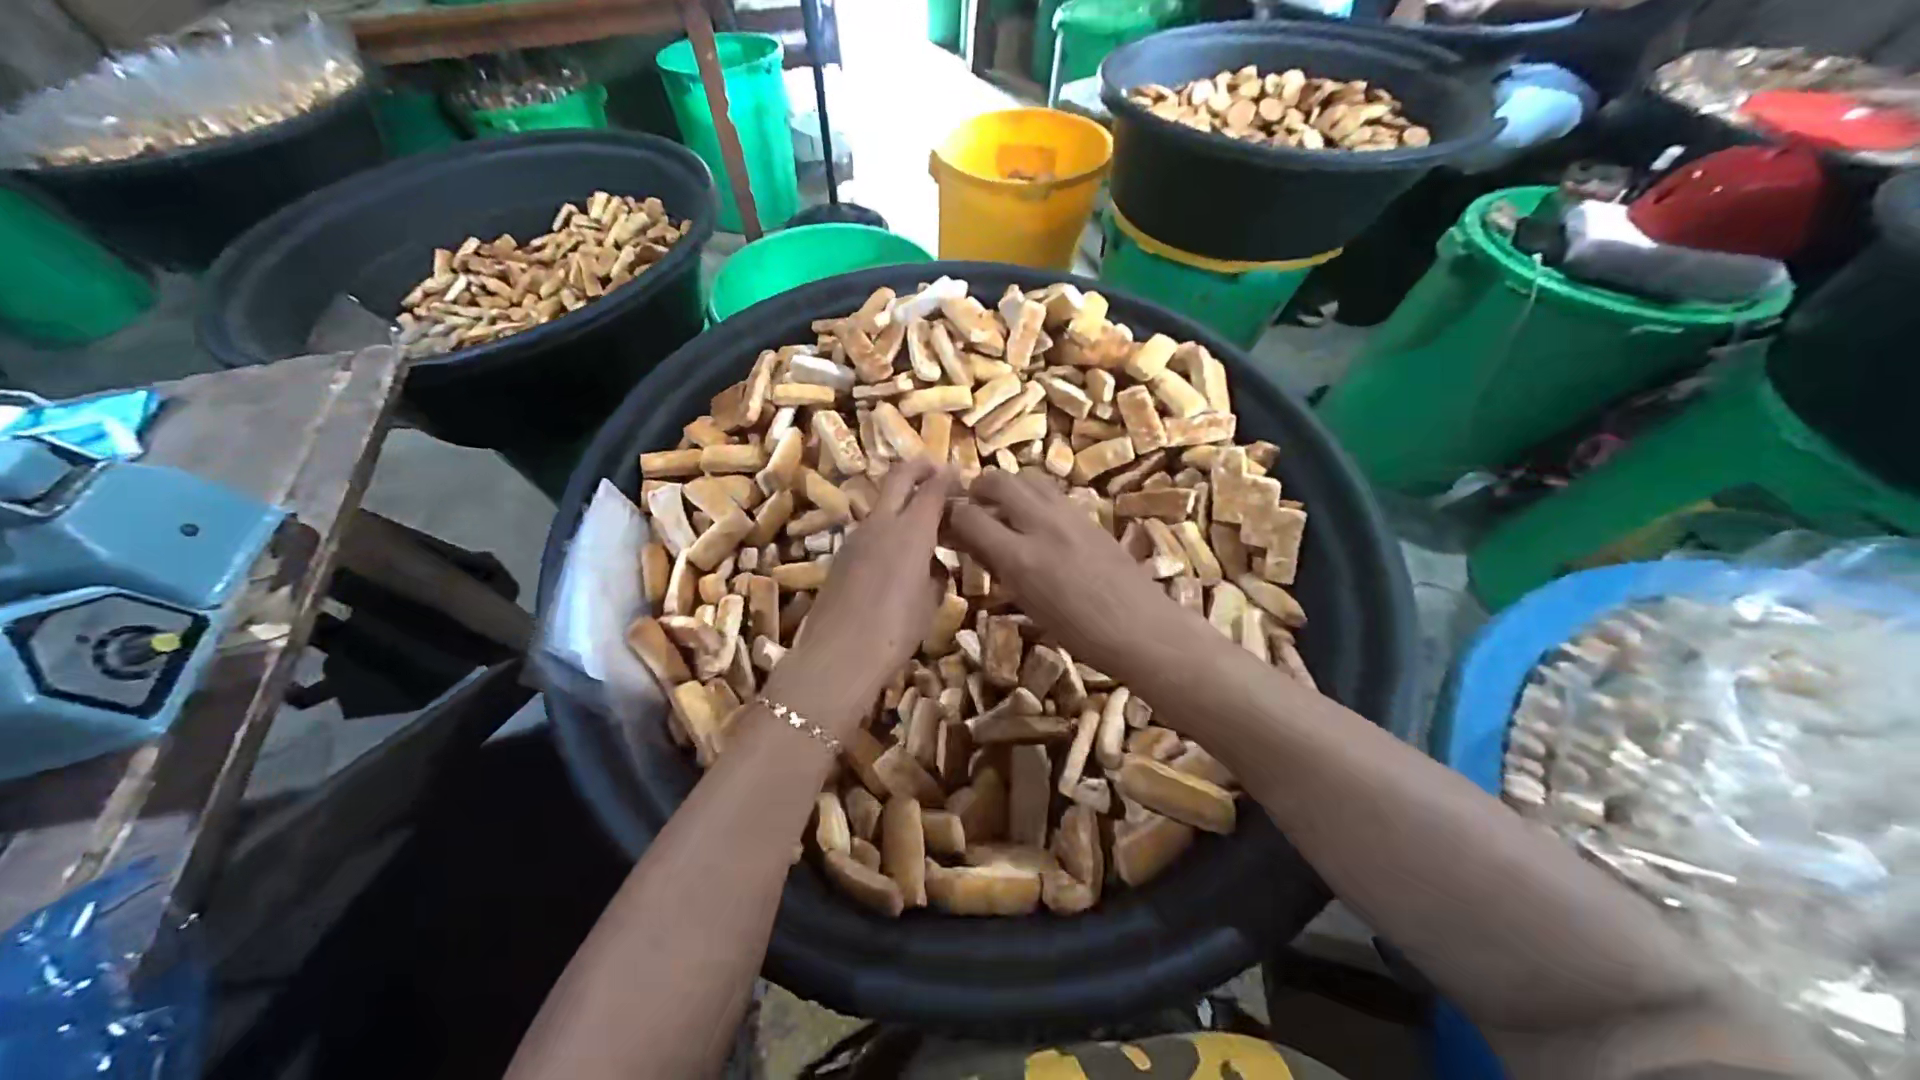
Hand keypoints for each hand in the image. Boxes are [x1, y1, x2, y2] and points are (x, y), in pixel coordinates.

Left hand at [763, 458, 953, 731]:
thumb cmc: (896, 631)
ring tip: (921, 522)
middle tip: (935, 469)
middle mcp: (882, 524)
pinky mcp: (841, 556)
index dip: (948, 477)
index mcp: (912, 531)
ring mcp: (856, 538)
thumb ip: (936, 575)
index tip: (961, 475)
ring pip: (881, 504)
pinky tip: (895, 555)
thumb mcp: (930, 604)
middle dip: (919, 467)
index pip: (933, 488)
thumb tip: (934, 565)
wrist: (838, 656)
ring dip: (901, 501)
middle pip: (899, 477)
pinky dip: (887, 528)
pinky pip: (869, 530)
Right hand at [946, 469, 1209, 681]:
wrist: (1141, 629)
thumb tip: (975, 545)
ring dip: (1010, 485)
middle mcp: (1042, 525)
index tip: (946, 520)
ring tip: (1005, 507)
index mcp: (1020, 557)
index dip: (951, 515)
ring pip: (1029, 477)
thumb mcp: (1029, 606)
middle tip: (974, 504)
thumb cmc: (1080, 634)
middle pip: (998, 480)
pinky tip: (1037, 519)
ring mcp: (1069, 515)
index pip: (970, 516)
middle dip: (978, 487)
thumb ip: (1000, 569)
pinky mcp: (1089, 515)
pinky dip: (1035, 496)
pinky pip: (1053, 492)